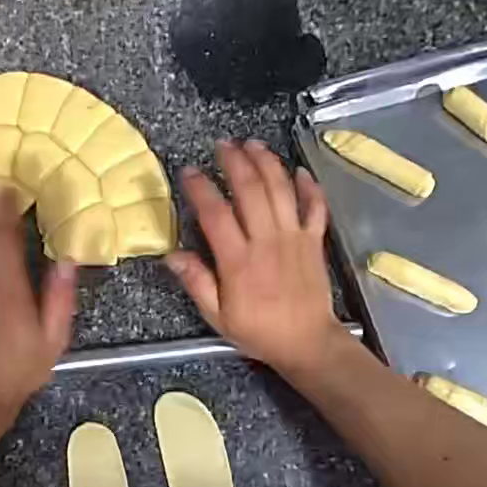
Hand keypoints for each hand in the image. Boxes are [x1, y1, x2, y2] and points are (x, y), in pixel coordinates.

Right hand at [167, 139, 343, 376]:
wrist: (307, 342)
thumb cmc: (259, 331)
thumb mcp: (218, 316)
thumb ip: (196, 282)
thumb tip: (172, 255)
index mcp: (238, 261)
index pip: (215, 214)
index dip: (201, 188)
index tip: (189, 171)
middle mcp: (266, 241)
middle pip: (250, 190)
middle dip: (234, 161)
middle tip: (222, 145)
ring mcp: (294, 237)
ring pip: (281, 189)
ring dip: (267, 162)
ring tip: (253, 144)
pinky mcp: (315, 241)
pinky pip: (314, 206)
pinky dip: (308, 186)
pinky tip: (298, 171)